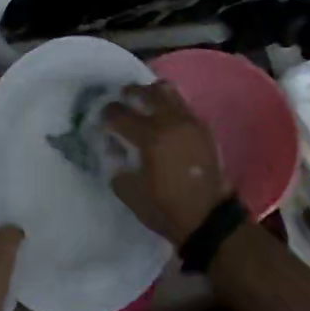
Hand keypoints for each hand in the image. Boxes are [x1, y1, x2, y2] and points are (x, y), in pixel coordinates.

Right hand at [102, 82, 228, 241]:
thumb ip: (114, 164)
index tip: (100, 120)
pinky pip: (182, 105)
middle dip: (128, 94)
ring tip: (143, 103)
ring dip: (151, 93)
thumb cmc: (164, 207)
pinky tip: (163, 119)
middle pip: (145, 92)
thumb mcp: (127, 191)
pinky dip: (169, 105)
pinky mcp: (204, 128)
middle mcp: (170, 122)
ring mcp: (190, 122)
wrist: (209, 218)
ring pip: (168, 91)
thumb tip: (112, 147)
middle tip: (120, 102)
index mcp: (149, 138)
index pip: (119, 113)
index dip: (105, 114)